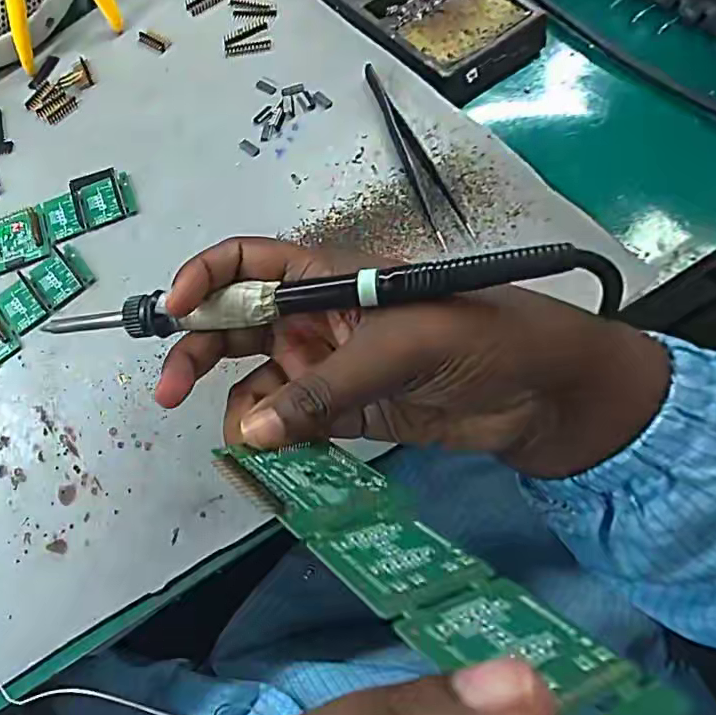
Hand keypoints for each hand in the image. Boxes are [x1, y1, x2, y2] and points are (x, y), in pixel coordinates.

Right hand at [152, 238, 668, 477]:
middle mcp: (314, 320)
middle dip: (195, 351)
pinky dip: (271, 436)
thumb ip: (323, 390)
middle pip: (233, 325)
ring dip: (238, 407)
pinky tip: (272, 451)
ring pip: (254, 381)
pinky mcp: (339, 411)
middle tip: (169, 390)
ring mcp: (324, 368)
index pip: (249, 263)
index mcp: (327, 280)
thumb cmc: (486, 338)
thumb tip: (250, 433)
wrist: (547, 397)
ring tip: (247, 438)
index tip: (174, 309)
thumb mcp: (401, 348)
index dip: (204, 277)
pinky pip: (286, 421)